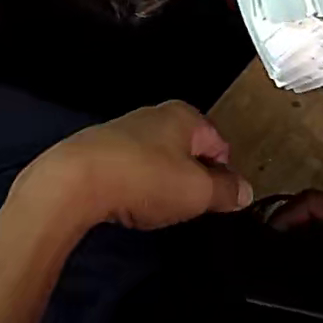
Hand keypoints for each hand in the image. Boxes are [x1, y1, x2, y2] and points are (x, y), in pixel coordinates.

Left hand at [16, 101, 253, 232]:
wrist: (78, 178)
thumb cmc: (145, 177)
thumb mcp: (199, 191)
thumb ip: (226, 190)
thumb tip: (244, 189)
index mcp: (182, 115)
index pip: (219, 143)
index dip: (224, 174)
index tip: (221, 200)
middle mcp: (153, 115)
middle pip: (187, 151)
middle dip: (192, 179)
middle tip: (190, 206)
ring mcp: (124, 130)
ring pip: (159, 161)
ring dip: (163, 184)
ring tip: (158, 207)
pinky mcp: (102, 148)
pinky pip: (132, 169)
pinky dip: (136, 186)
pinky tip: (132, 202)